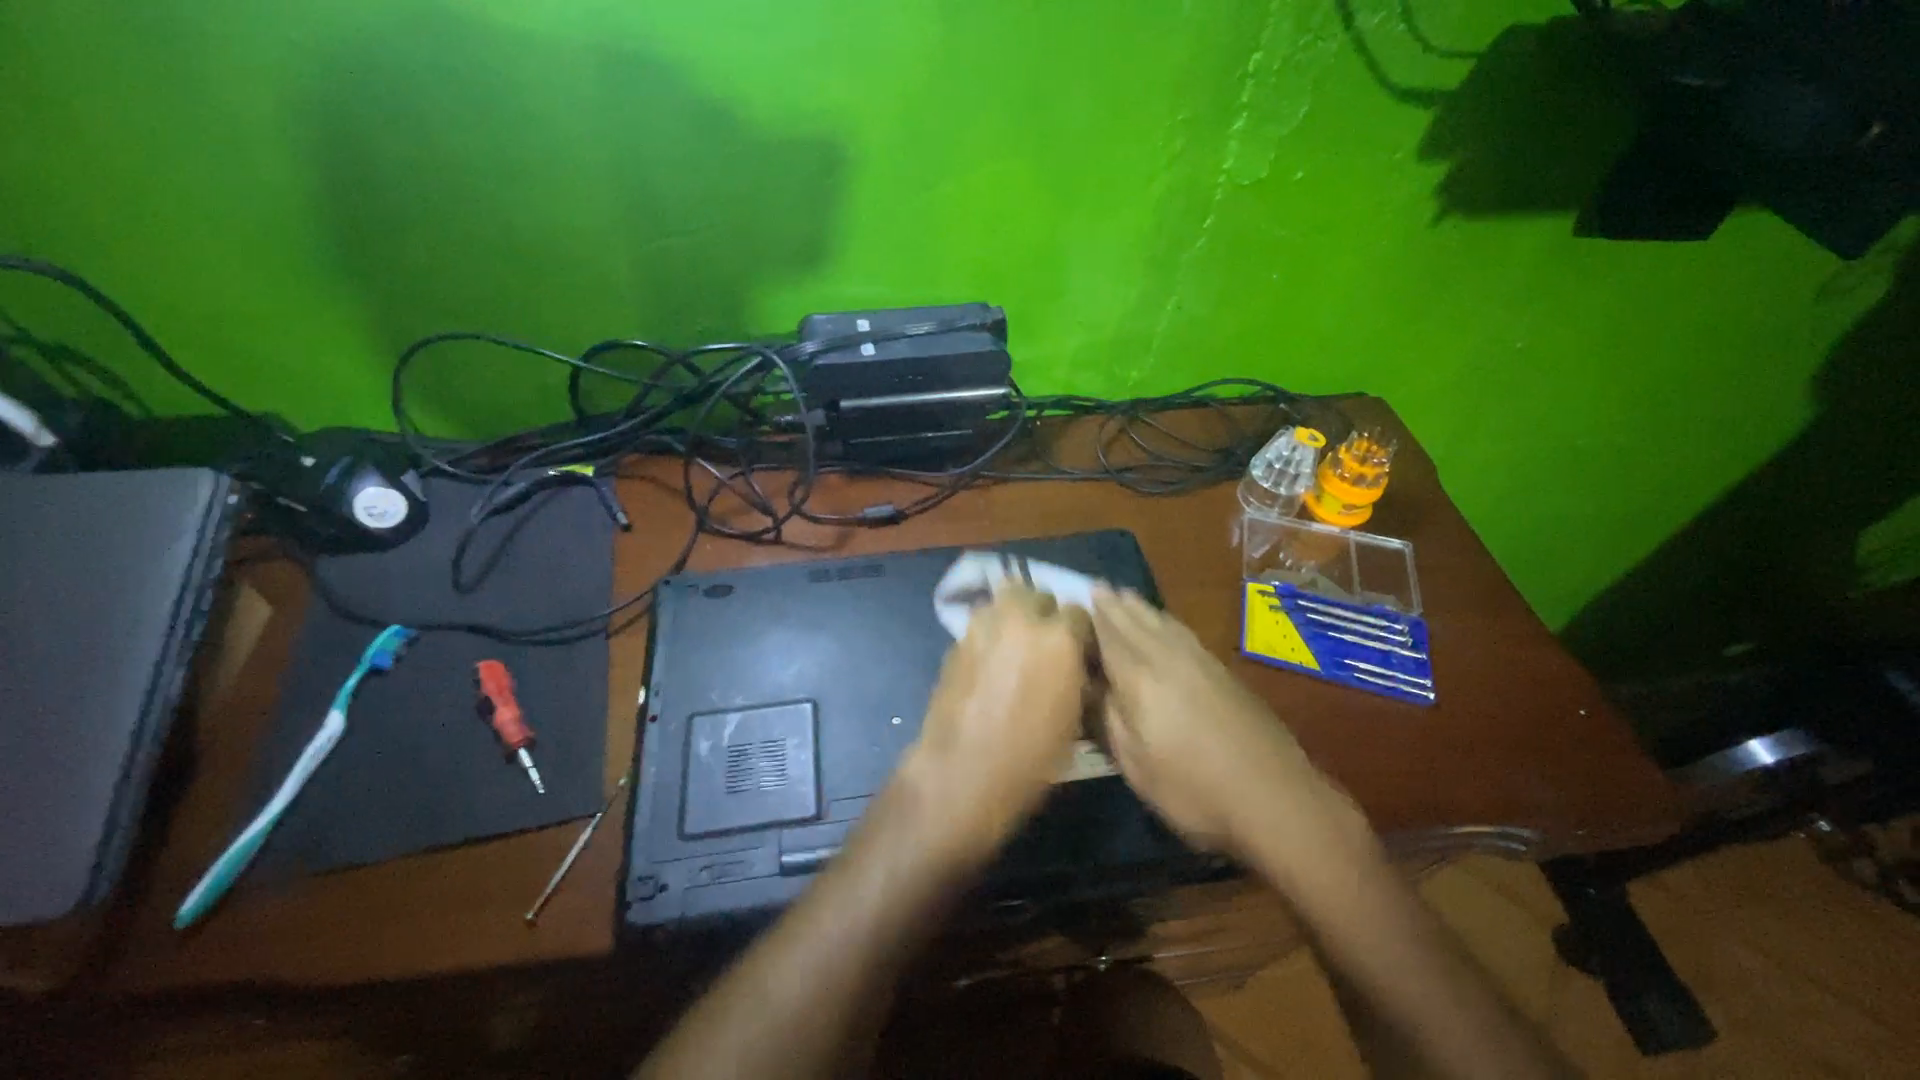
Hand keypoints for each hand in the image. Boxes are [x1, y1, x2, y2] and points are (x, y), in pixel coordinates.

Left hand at [898, 585, 1091, 863]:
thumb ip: (1077, 679)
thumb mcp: (1074, 719)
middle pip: (1038, 595)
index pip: (1080, 614)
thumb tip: (1075, 669)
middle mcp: (1021, 621)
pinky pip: (980, 627)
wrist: (963, 773)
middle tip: (1046, 647)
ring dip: (1013, 618)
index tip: (1079, 655)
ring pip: (1003, 602)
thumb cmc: (1031, 758)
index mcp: (1060, 638)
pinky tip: (990, 667)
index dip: (1081, 636)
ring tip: (1016, 649)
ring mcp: (982, 628)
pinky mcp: (955, 643)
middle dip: (1045, 616)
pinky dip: (989, 638)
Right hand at [1091, 587, 1346, 854]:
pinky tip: (1165, 624)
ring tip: (1124, 595)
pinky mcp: (1224, 674)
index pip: (1108, 639)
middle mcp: (1169, 660)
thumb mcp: (1137, 766)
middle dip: (1114, 605)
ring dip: (1141, 608)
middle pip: (1136, 624)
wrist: (1274, 796)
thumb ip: (1110, 721)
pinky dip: (1166, 621)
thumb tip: (1091, 687)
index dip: (1090, 618)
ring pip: (1163, 624)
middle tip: (1095, 586)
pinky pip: (1183, 633)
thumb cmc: (1194, 791)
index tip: (1071, 598)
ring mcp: (1201, 663)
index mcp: (1140, 681)